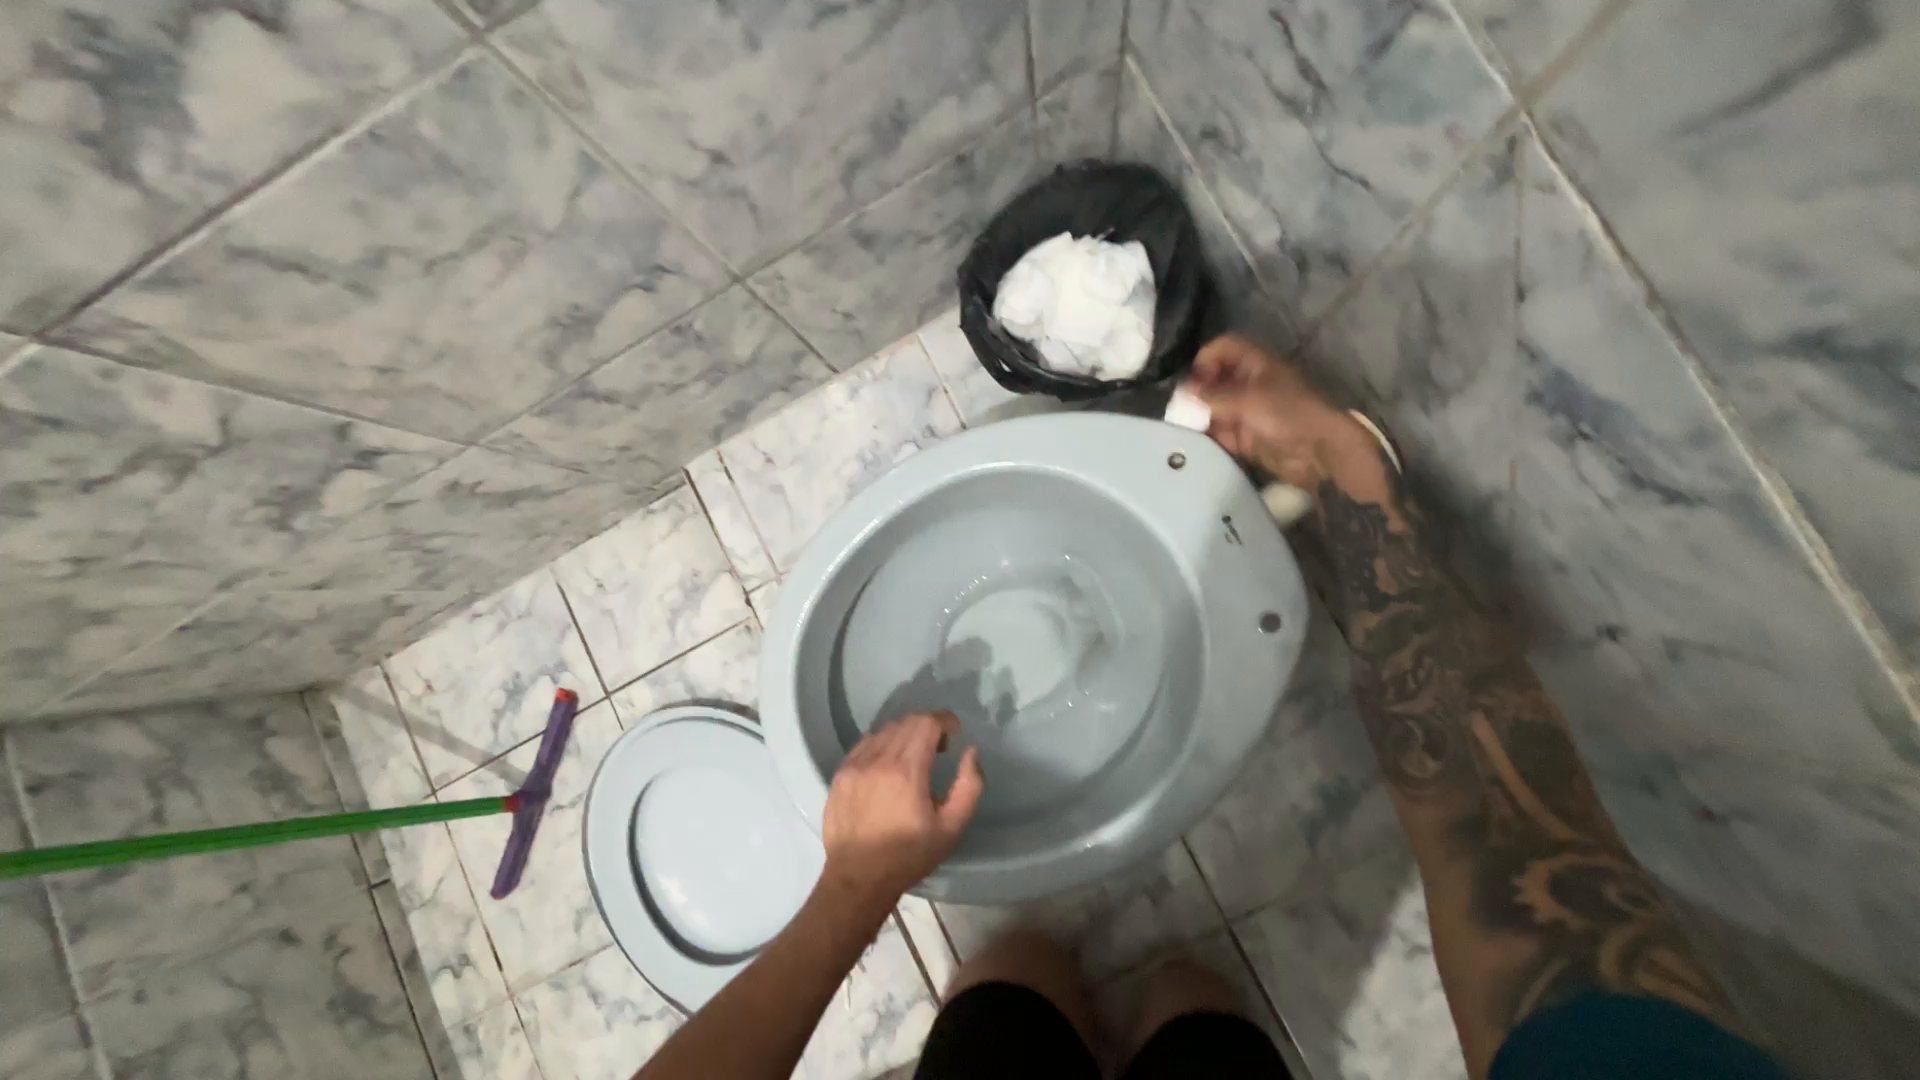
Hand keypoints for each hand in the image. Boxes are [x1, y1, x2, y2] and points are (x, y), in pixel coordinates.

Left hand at [820, 711, 984, 907]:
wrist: (858, 879)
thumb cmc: (909, 856)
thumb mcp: (952, 827)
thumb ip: (969, 785)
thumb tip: (970, 752)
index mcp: (907, 771)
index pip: (926, 723)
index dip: (944, 720)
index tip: (955, 732)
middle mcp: (878, 760)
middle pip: (906, 722)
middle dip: (927, 727)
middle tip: (938, 749)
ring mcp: (854, 766)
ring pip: (884, 731)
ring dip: (904, 735)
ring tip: (912, 758)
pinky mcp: (839, 775)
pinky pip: (864, 745)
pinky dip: (881, 745)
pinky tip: (887, 766)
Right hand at [1188, 335, 1387, 498]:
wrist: (1319, 450)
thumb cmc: (1288, 413)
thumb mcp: (1248, 398)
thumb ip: (1213, 395)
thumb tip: (1184, 392)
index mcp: (1256, 364)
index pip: (1225, 348)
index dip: (1206, 358)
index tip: (1191, 379)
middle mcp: (1250, 384)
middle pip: (1215, 379)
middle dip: (1197, 391)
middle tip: (1179, 408)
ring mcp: (1248, 411)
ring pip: (1215, 409)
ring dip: (1199, 417)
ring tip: (1181, 428)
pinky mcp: (1247, 437)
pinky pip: (1221, 434)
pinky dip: (1208, 438)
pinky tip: (1193, 444)